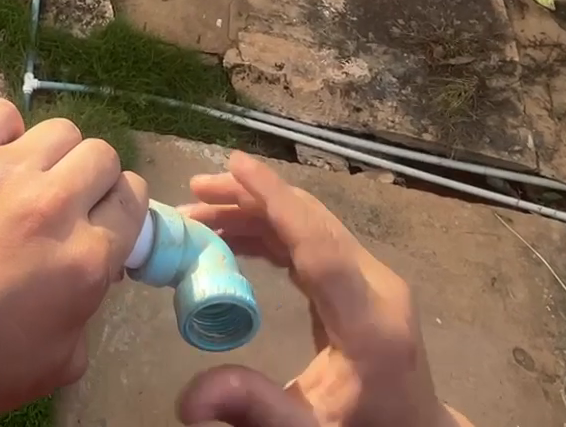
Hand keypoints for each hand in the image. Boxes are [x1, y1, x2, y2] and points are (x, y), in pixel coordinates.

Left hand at [0, 99, 149, 425]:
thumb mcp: (67, 353)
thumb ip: (95, 291)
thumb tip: (100, 249)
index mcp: (86, 258)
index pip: (131, 196)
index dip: (119, 205)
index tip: (102, 213)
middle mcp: (51, 206)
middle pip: (99, 155)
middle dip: (90, 179)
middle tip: (64, 199)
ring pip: (58, 130)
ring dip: (50, 154)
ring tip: (24, 180)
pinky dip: (3, 131)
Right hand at [175, 152, 471, 426]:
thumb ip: (255, 408)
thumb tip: (187, 400)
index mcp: (369, 324)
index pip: (319, 244)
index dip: (275, 198)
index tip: (235, 162)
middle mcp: (378, 286)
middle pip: (309, 220)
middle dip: (249, 196)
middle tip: (193, 192)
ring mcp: (373, 276)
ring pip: (308, 221)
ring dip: (254, 209)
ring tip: (200, 212)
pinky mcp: (361, 276)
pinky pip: (311, 237)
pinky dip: (269, 228)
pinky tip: (232, 235)